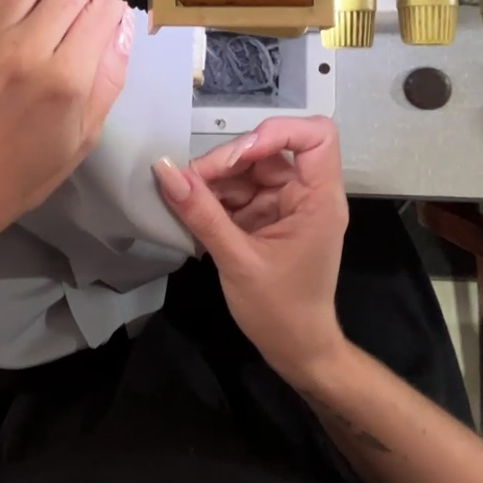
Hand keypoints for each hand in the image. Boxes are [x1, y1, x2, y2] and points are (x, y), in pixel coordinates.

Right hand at [153, 116, 349, 385]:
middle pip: (267, 149)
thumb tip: (164, 170)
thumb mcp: (237, 261)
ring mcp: (284, 203)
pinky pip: (237, 189)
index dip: (277, 132)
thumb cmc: (280, 310)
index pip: (316, 136)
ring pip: (246, 168)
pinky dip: (212, 195)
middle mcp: (304, 193)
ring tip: (184, 198)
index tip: (240, 155)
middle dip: (227, 160)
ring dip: (213, 179)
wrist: (296, 350)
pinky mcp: (264, 215)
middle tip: (190, 182)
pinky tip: (191, 209)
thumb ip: (201, 213)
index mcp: (318, 200)